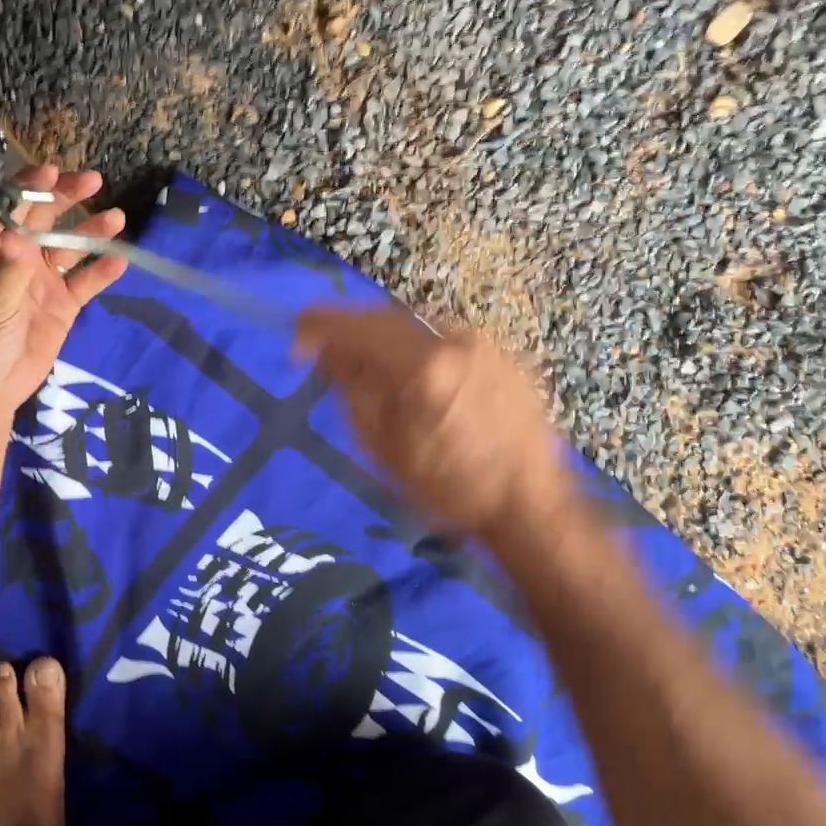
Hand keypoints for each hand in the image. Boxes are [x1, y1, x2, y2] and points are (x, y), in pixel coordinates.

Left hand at [0, 165, 127, 418]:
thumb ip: (9, 270)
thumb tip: (20, 236)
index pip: (9, 209)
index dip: (29, 187)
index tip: (53, 169)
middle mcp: (18, 259)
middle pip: (44, 219)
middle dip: (66, 199)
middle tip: (94, 181)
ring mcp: (42, 282)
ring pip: (70, 248)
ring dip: (91, 232)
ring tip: (117, 218)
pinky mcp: (62, 306)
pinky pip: (85, 282)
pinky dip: (101, 271)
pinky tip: (121, 260)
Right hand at [295, 308, 568, 540]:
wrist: (530, 508)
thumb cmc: (445, 486)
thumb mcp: (379, 443)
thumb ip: (351, 387)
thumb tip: (329, 351)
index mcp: (421, 364)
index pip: (354, 325)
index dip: (317, 325)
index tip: (296, 339)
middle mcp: (455, 342)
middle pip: (385, 318)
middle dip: (350, 330)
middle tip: (325, 351)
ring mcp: (486, 348)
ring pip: (418, 329)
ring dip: (386, 342)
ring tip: (372, 370)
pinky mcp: (507, 360)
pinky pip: (449, 344)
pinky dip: (421, 353)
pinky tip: (417, 382)